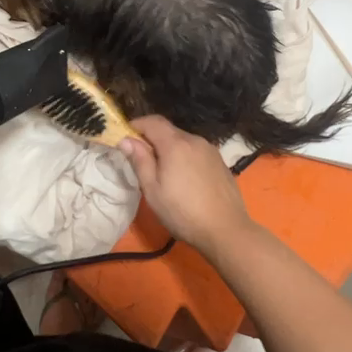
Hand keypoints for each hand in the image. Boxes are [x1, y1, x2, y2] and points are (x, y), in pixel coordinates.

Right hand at [120, 115, 254, 254]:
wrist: (226, 229)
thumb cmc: (183, 212)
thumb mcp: (153, 190)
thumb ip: (140, 161)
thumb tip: (126, 140)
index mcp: (176, 144)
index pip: (153, 121)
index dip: (136, 125)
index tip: (125, 137)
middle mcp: (195, 140)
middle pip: (168, 130)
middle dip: (152, 138)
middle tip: (141, 159)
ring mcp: (210, 150)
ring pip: (183, 141)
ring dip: (169, 148)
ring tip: (163, 172)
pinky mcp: (220, 161)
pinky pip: (196, 151)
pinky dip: (185, 156)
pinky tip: (184, 178)